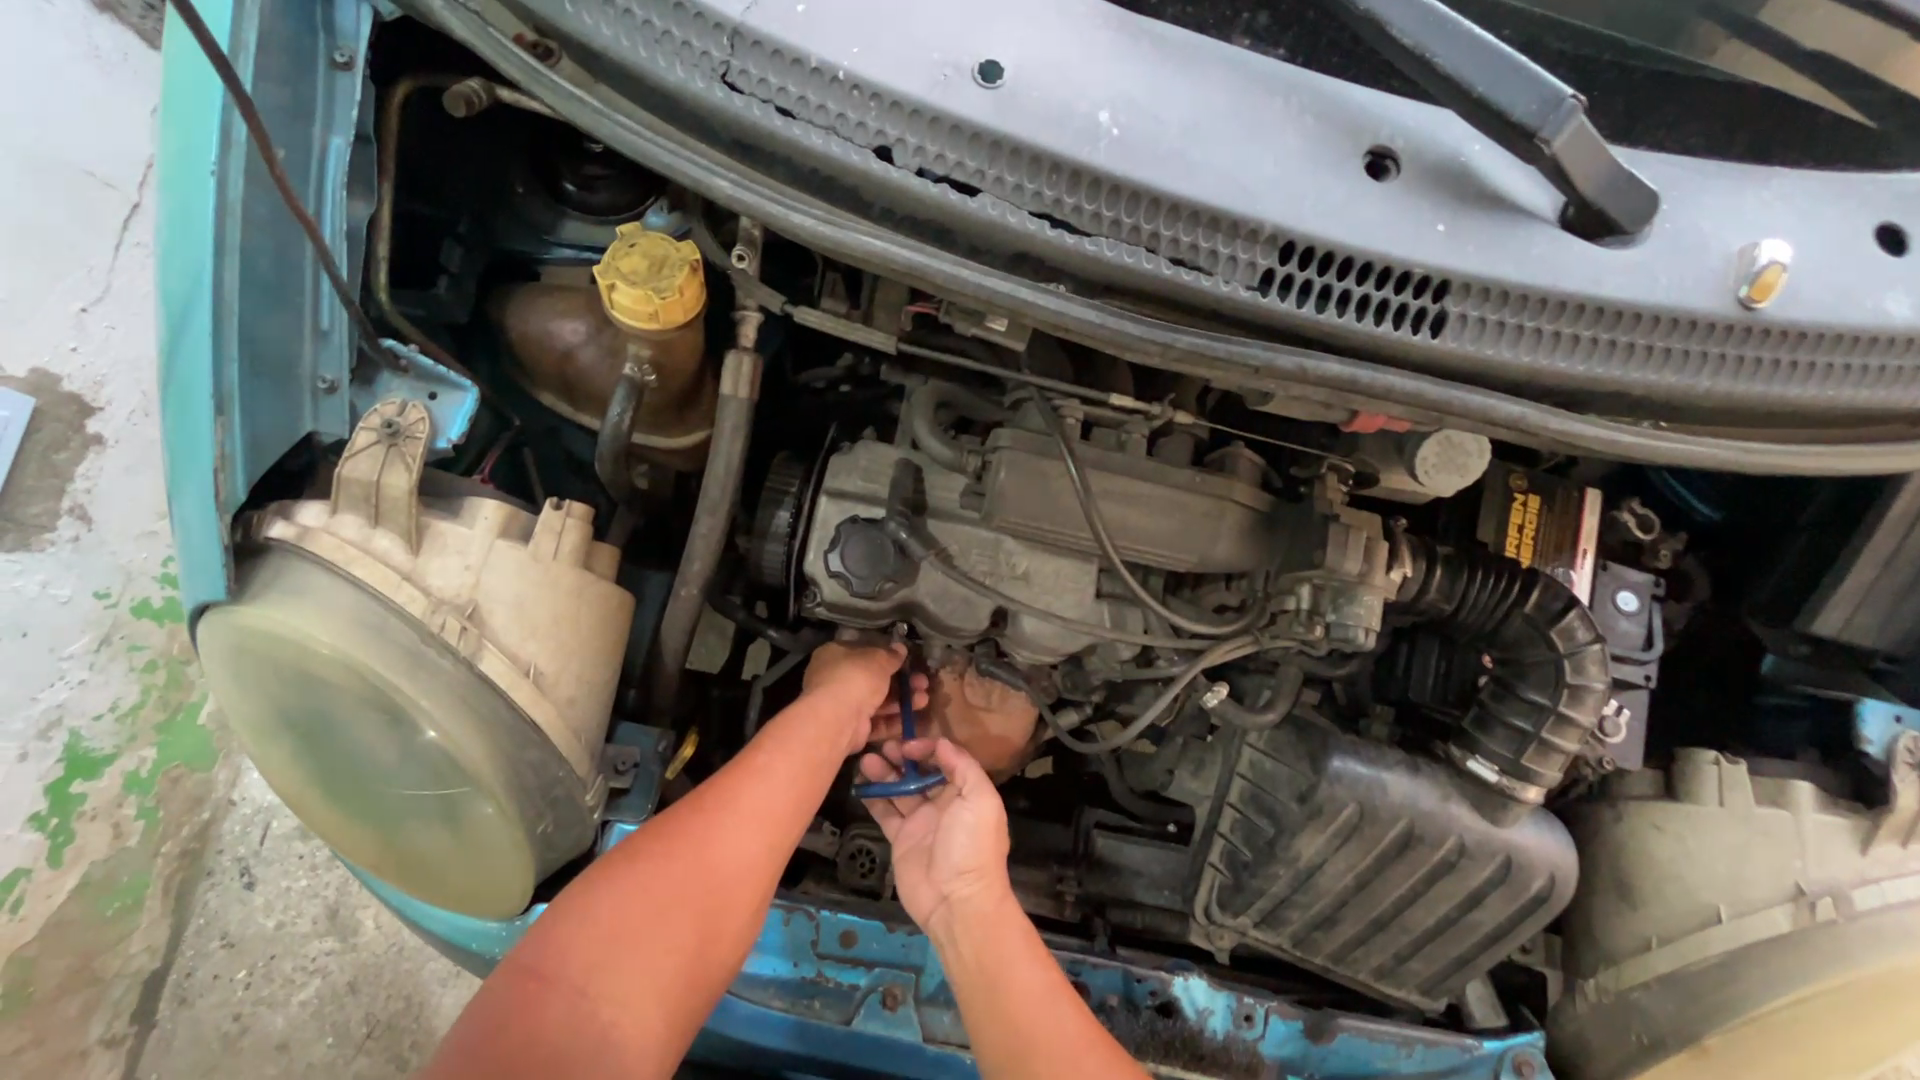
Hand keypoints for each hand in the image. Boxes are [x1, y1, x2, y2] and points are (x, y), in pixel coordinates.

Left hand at [801, 643, 928, 755]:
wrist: (839, 719)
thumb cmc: (856, 677)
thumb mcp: (878, 658)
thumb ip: (891, 655)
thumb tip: (900, 648)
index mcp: (834, 655)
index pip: (863, 652)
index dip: (886, 656)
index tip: (907, 660)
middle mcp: (835, 679)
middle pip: (874, 679)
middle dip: (901, 682)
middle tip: (923, 682)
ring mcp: (843, 706)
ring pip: (878, 702)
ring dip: (902, 700)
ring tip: (924, 699)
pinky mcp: (852, 729)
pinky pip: (877, 722)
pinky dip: (895, 720)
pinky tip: (915, 718)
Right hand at [857, 739, 1010, 937]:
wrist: (956, 900)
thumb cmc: (972, 845)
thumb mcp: (980, 799)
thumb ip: (963, 767)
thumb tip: (941, 743)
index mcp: (965, 792)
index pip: (945, 759)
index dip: (927, 748)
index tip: (908, 745)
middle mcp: (943, 803)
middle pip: (920, 772)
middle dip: (902, 757)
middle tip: (883, 746)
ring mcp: (921, 821)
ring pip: (900, 789)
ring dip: (885, 772)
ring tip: (866, 759)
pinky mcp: (901, 839)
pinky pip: (886, 812)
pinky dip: (874, 798)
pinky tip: (861, 783)